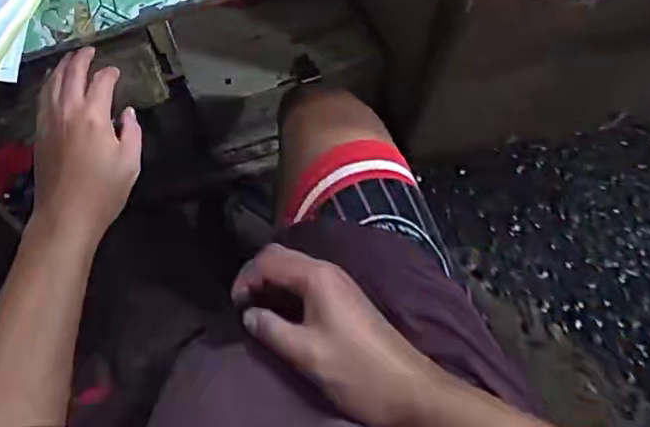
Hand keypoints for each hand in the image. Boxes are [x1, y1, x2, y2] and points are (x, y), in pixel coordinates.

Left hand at [33, 48, 140, 246]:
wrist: (64, 217)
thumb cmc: (102, 192)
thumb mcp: (130, 163)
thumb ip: (132, 132)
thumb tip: (126, 113)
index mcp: (93, 116)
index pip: (101, 81)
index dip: (110, 73)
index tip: (116, 72)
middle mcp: (68, 111)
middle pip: (72, 73)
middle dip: (81, 57)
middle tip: (89, 49)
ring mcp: (50, 120)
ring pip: (53, 82)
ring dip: (63, 66)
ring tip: (70, 58)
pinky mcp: (39, 131)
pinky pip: (43, 97)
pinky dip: (49, 83)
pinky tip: (53, 82)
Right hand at [234, 244, 450, 426]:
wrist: (416, 394)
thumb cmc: (359, 373)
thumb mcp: (308, 356)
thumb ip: (272, 330)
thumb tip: (249, 314)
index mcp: (315, 275)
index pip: (267, 259)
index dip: (245, 278)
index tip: (234, 306)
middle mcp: (327, 269)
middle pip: (279, 256)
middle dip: (256, 276)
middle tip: (243, 304)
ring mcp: (339, 282)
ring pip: (293, 268)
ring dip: (271, 283)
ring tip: (258, 311)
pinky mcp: (346, 298)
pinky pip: (306, 281)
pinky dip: (287, 291)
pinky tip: (284, 315)